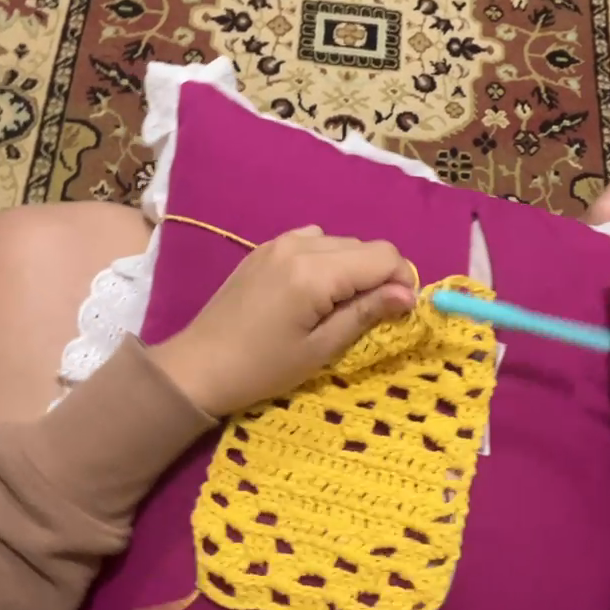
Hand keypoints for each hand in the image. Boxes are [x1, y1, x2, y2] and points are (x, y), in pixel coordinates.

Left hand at [149, 226, 416, 415]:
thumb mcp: (321, 349)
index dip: (402, 280)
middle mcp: (299, 246)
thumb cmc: (263, 368)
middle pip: (365, 245)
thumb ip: (366, 314)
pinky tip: (315, 290)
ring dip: (354, 268)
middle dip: (380, 276)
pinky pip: (313, 241)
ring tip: (340, 305)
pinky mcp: (265, 248)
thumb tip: (408, 295)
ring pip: (341, 242)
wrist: (200, 365)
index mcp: (315, 273)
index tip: (400, 312)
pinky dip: (327, 260)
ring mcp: (279, 243)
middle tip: (373, 315)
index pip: (384, 256)